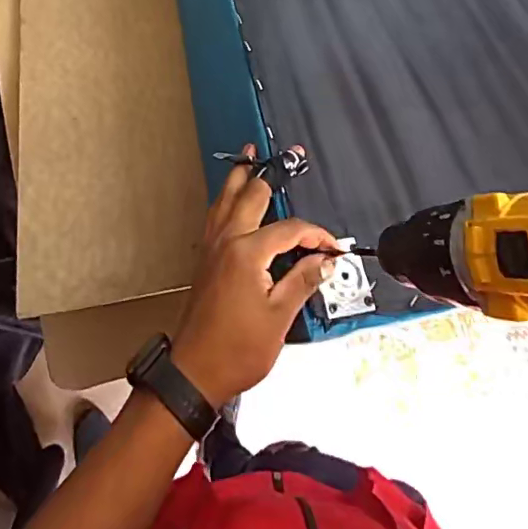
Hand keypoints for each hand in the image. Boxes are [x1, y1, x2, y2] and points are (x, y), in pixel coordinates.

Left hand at [171, 144, 339, 407]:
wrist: (194, 372)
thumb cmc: (234, 350)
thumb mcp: (280, 316)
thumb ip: (303, 280)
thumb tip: (324, 259)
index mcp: (247, 253)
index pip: (291, 229)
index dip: (316, 234)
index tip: (332, 246)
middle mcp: (226, 242)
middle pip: (251, 195)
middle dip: (272, 174)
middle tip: (288, 156)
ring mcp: (212, 248)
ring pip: (225, 199)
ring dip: (240, 176)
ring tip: (248, 157)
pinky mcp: (205, 259)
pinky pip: (215, 215)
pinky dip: (226, 198)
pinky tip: (229, 199)